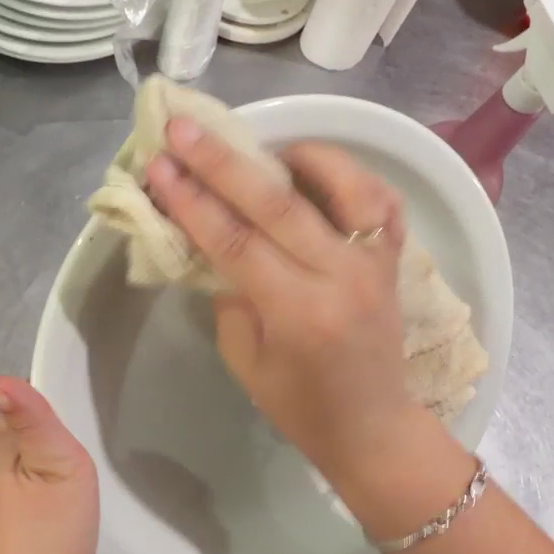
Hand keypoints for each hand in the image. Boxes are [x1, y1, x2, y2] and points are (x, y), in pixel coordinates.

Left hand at [0, 376, 98, 553]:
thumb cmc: (49, 532)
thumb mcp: (54, 466)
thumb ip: (32, 418)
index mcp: (2, 431)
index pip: (38, 385)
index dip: (70, 389)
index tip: (99, 406)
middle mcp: (2, 443)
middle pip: (45, 407)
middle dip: (74, 415)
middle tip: (104, 434)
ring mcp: (14, 467)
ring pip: (51, 433)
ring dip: (75, 438)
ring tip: (101, 450)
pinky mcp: (28, 487)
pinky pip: (52, 455)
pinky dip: (70, 460)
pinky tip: (86, 474)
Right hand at [143, 118, 473, 534]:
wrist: (373, 426)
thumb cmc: (299, 406)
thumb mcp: (245, 360)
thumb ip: (229, 295)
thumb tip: (211, 240)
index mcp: (299, 313)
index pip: (236, 241)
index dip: (192, 200)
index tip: (159, 165)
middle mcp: (342, 276)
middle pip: (277, 202)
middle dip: (222, 161)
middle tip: (182, 127)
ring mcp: (376, 260)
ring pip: (341, 183)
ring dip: (293, 154)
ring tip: (254, 145)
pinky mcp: (394, 255)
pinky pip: (377, 197)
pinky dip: (344, 172)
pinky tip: (310, 166)